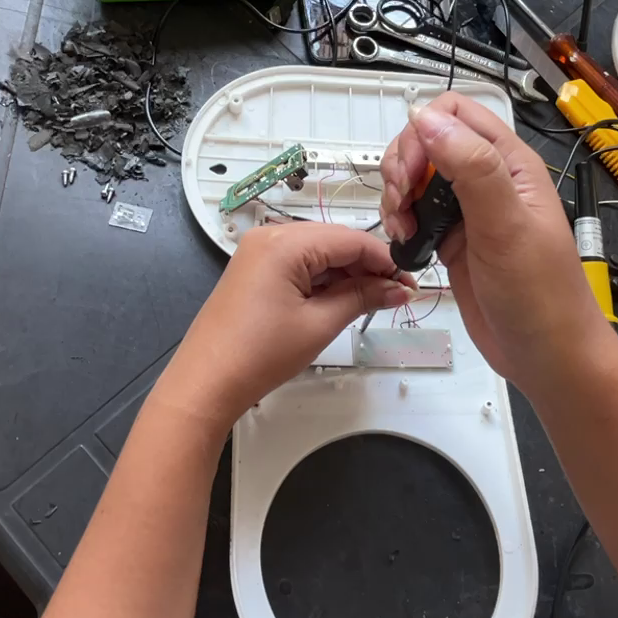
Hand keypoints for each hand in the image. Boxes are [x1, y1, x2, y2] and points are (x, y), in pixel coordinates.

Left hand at [154, 222, 415, 437]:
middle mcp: (270, 236)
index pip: (350, 239)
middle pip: (334, 241)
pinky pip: (298, 264)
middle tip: (397, 294)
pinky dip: (323, 279)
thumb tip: (398, 289)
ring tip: (375, 300)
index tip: (411, 282)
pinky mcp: (254, 270)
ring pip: (317, 252)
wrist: (206, 382)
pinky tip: (343, 298)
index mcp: (285, 242)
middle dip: (367, 266)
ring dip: (346, 274)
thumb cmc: (261, 353)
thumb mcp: (319, 324)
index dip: (384, 259)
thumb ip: (362, 298)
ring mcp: (258, 252)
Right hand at [380, 93, 612, 388]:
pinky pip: (416, 211)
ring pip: (417, 175)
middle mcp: (488, 178)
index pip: (456, 113)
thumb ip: (472, 168)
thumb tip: (427, 119)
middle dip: (403, 164)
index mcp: (509, 163)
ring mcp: (468, 209)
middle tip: (401, 203)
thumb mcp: (506, 226)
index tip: (411, 175)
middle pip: (429, 140)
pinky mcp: (452, 237)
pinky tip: (405, 240)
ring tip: (402, 227)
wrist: (545, 355)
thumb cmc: (540, 294)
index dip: (424, 133)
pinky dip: (400, 219)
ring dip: (397, 193)